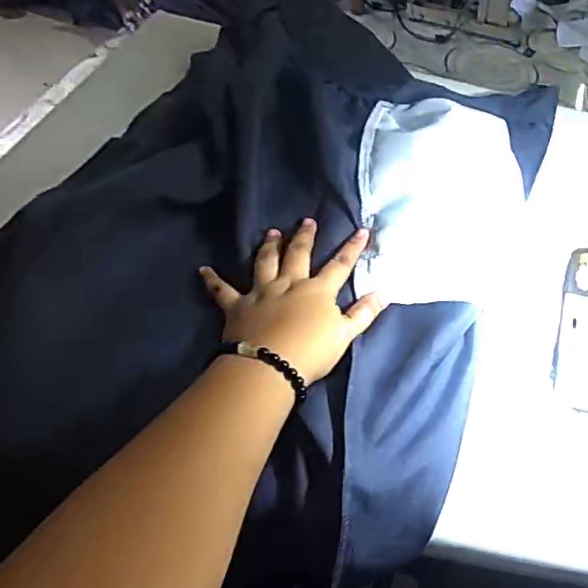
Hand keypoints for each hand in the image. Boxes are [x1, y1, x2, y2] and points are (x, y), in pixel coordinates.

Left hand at [199, 218, 385, 383]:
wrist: (269, 366)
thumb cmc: (312, 352)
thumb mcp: (345, 334)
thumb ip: (363, 313)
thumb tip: (384, 293)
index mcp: (318, 291)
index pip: (340, 265)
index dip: (352, 247)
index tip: (361, 230)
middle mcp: (289, 284)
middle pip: (299, 255)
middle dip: (305, 237)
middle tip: (307, 221)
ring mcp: (261, 293)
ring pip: (265, 263)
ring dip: (269, 247)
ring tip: (272, 233)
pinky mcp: (237, 307)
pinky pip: (223, 290)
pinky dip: (213, 280)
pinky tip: (203, 270)